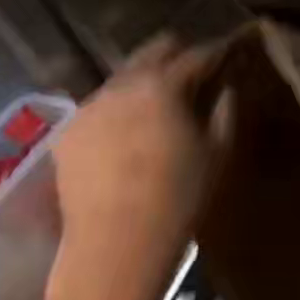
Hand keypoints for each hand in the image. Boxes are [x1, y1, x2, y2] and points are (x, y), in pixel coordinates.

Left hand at [48, 34, 233, 299]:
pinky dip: (122, 107)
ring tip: (164, 102)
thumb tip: (226, 86)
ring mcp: (88, 107)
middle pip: (154, 50)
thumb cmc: (178, 198)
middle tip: (199, 72)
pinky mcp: (67, 132)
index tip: (232, 51)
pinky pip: (102, 105)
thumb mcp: (219, 151)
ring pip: (125, 75)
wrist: (113, 249)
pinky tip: (132, 131)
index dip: (220, 51)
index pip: (198, 54)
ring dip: (148, 80)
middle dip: (180, 54)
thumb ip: (227, 108)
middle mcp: (120, 84)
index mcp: (162, 85)